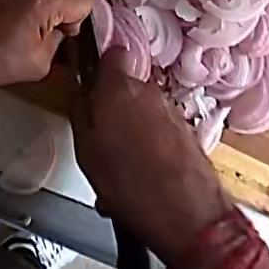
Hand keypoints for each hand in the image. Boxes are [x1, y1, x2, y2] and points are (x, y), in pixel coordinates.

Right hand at [73, 49, 232, 264]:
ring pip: (144, 109)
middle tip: (102, 132)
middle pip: (127, 86)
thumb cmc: (132, 184)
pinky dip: (151, 144)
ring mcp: (171, 111)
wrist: (187, 215)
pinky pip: (160, 130)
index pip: (111, 53)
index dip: (101, 65)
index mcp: (118, 88)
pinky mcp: (187, 131)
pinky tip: (141, 172)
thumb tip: (81, 98)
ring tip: (121, 161)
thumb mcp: (85, 149)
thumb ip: (80, 112)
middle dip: (114, 105)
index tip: (92, 80)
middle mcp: (149, 92)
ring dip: (133, 127)